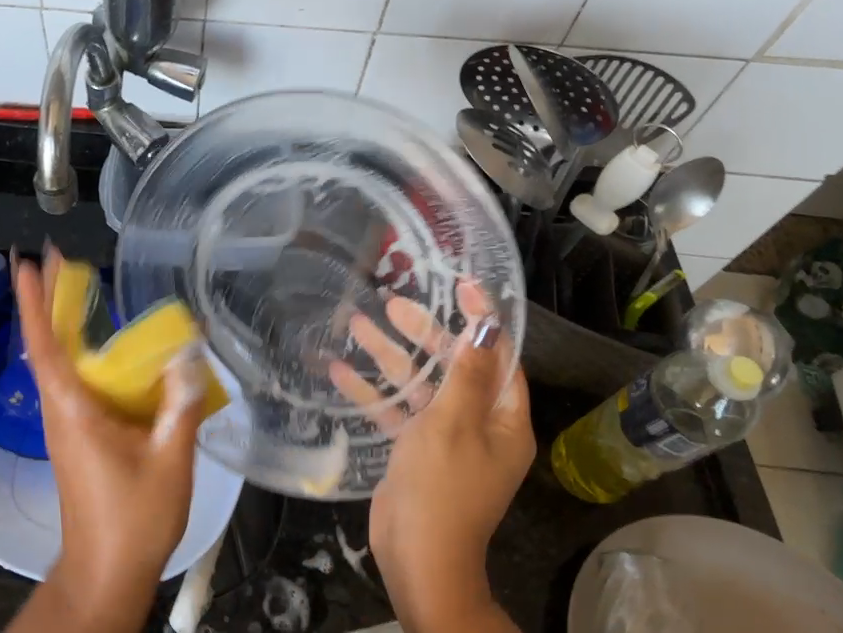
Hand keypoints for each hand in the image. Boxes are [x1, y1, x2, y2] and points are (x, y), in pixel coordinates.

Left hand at [7, 245, 209, 632]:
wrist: (107, 573)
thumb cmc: (133, 519)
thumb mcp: (169, 461)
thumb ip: (181, 406)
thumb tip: (189, 356)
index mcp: (74, 411)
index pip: (46, 347)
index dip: (36, 305)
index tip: (27, 267)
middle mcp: (61, 411)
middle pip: (48, 345)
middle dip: (48, 300)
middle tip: (54, 258)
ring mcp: (66, 424)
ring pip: (59, 362)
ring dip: (64, 323)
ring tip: (75, 286)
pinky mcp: (78, 436)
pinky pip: (75, 381)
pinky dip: (84, 352)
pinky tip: (111, 347)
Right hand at [332, 282, 531, 632]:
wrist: (418, 558)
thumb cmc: (442, 487)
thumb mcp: (453, 423)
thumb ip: (466, 372)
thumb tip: (486, 325)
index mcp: (502, 419)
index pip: (497, 356)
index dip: (481, 320)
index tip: (458, 284)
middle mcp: (479, 424)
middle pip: (454, 365)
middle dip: (424, 333)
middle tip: (392, 302)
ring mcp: (446, 439)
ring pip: (420, 385)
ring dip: (391, 356)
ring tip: (356, 322)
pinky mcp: (416, 452)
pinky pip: (397, 412)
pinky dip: (373, 392)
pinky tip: (340, 370)